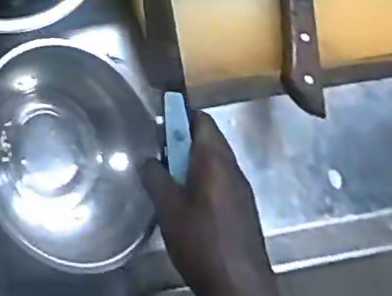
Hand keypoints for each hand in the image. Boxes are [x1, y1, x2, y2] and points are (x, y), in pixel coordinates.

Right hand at [139, 113, 277, 295]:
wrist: (241, 291)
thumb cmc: (203, 241)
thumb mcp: (168, 206)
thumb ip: (155, 176)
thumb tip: (148, 160)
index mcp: (215, 159)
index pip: (200, 118)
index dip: (179, 114)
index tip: (158, 123)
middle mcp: (233, 170)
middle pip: (207, 140)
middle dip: (181, 142)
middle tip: (157, 154)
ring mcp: (242, 193)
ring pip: (213, 164)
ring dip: (190, 165)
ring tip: (166, 180)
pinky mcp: (243, 214)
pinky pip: (220, 184)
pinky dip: (202, 184)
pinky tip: (186, 205)